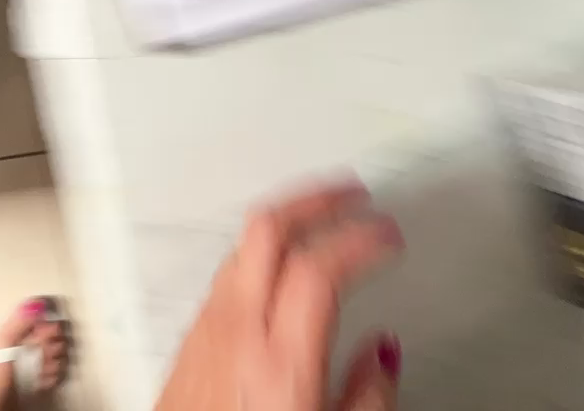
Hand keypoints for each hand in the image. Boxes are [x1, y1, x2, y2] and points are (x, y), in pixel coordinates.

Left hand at [154, 179, 403, 410]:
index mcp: (278, 358)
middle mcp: (236, 325)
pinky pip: (232, 264)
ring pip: (245, 240)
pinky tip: (284, 256)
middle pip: (268, 228)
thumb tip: (383, 348)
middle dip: (314, 197)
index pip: (318, 267)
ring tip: (323, 214)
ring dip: (287, 215)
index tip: (387, 230)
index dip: (357, 237)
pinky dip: (264, 244)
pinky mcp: (195, 325)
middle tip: (353, 192)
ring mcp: (209, 320)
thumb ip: (366, 395)